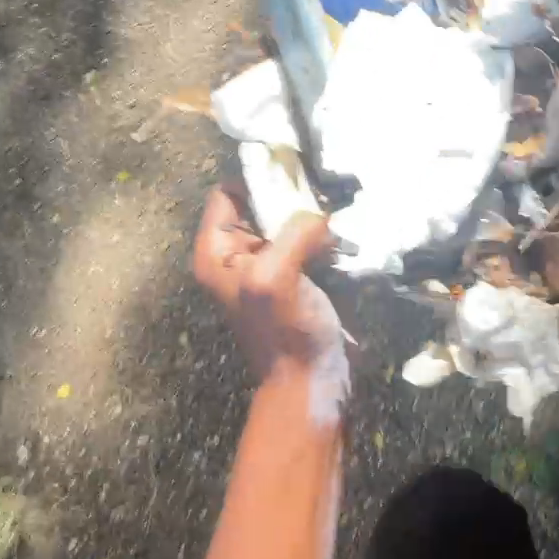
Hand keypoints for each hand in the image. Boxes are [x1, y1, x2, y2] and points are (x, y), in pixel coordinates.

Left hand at [192, 187, 339, 382]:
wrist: (311, 383)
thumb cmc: (285, 332)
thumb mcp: (276, 276)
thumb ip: (293, 233)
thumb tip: (321, 213)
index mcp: (217, 253)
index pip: (227, 193)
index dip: (256, 180)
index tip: (294, 175)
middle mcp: (237, 256)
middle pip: (259, 203)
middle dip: (290, 196)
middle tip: (323, 192)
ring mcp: (268, 267)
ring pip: (287, 220)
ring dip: (311, 216)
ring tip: (336, 213)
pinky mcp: (296, 277)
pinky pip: (306, 241)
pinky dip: (323, 235)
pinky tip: (342, 237)